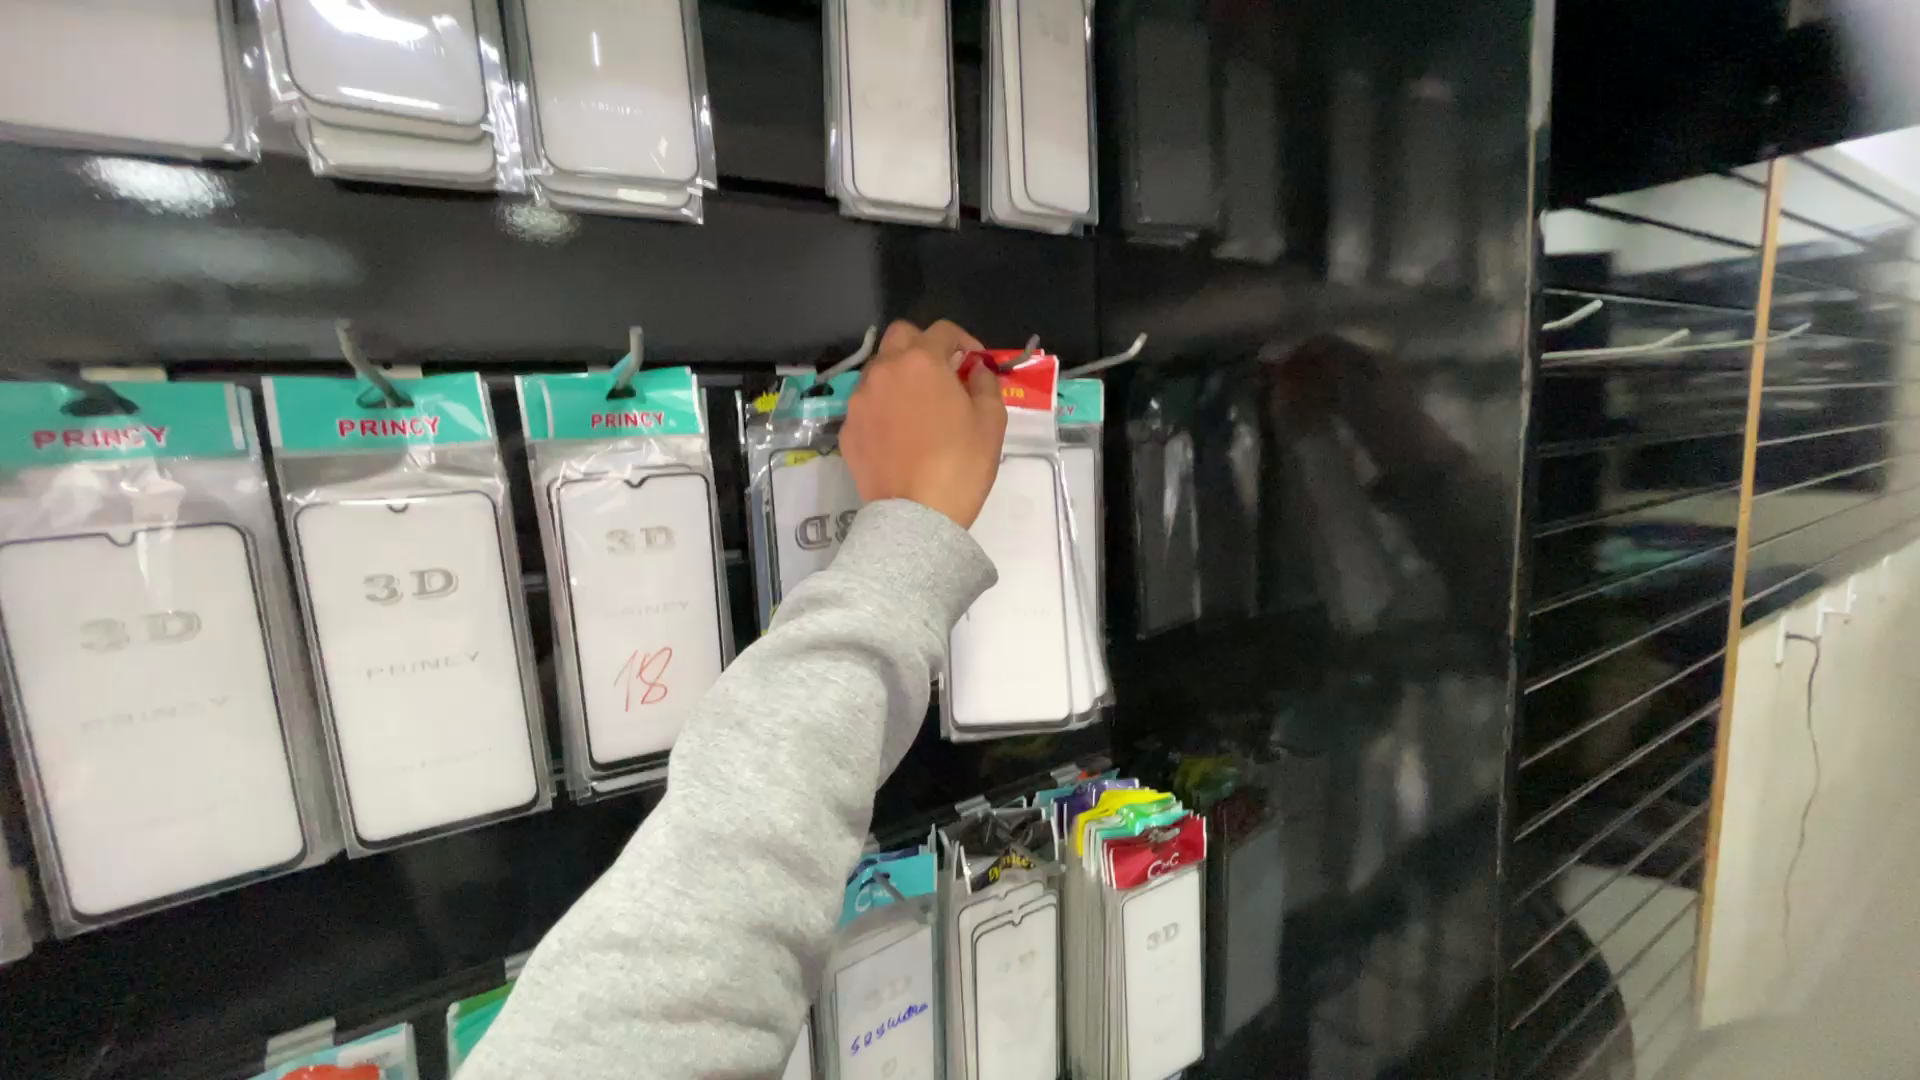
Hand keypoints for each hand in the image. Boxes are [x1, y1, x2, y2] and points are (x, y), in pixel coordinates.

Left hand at [840, 319, 1007, 528]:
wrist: (917, 516)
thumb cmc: (961, 465)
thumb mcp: (991, 421)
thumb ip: (985, 383)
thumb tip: (974, 369)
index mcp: (921, 361)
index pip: (944, 331)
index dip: (965, 342)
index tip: (975, 365)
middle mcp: (884, 371)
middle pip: (901, 338)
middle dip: (924, 347)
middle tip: (943, 375)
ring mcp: (859, 401)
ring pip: (879, 371)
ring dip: (900, 377)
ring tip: (919, 407)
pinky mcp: (846, 430)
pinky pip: (867, 406)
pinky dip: (883, 409)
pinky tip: (899, 435)